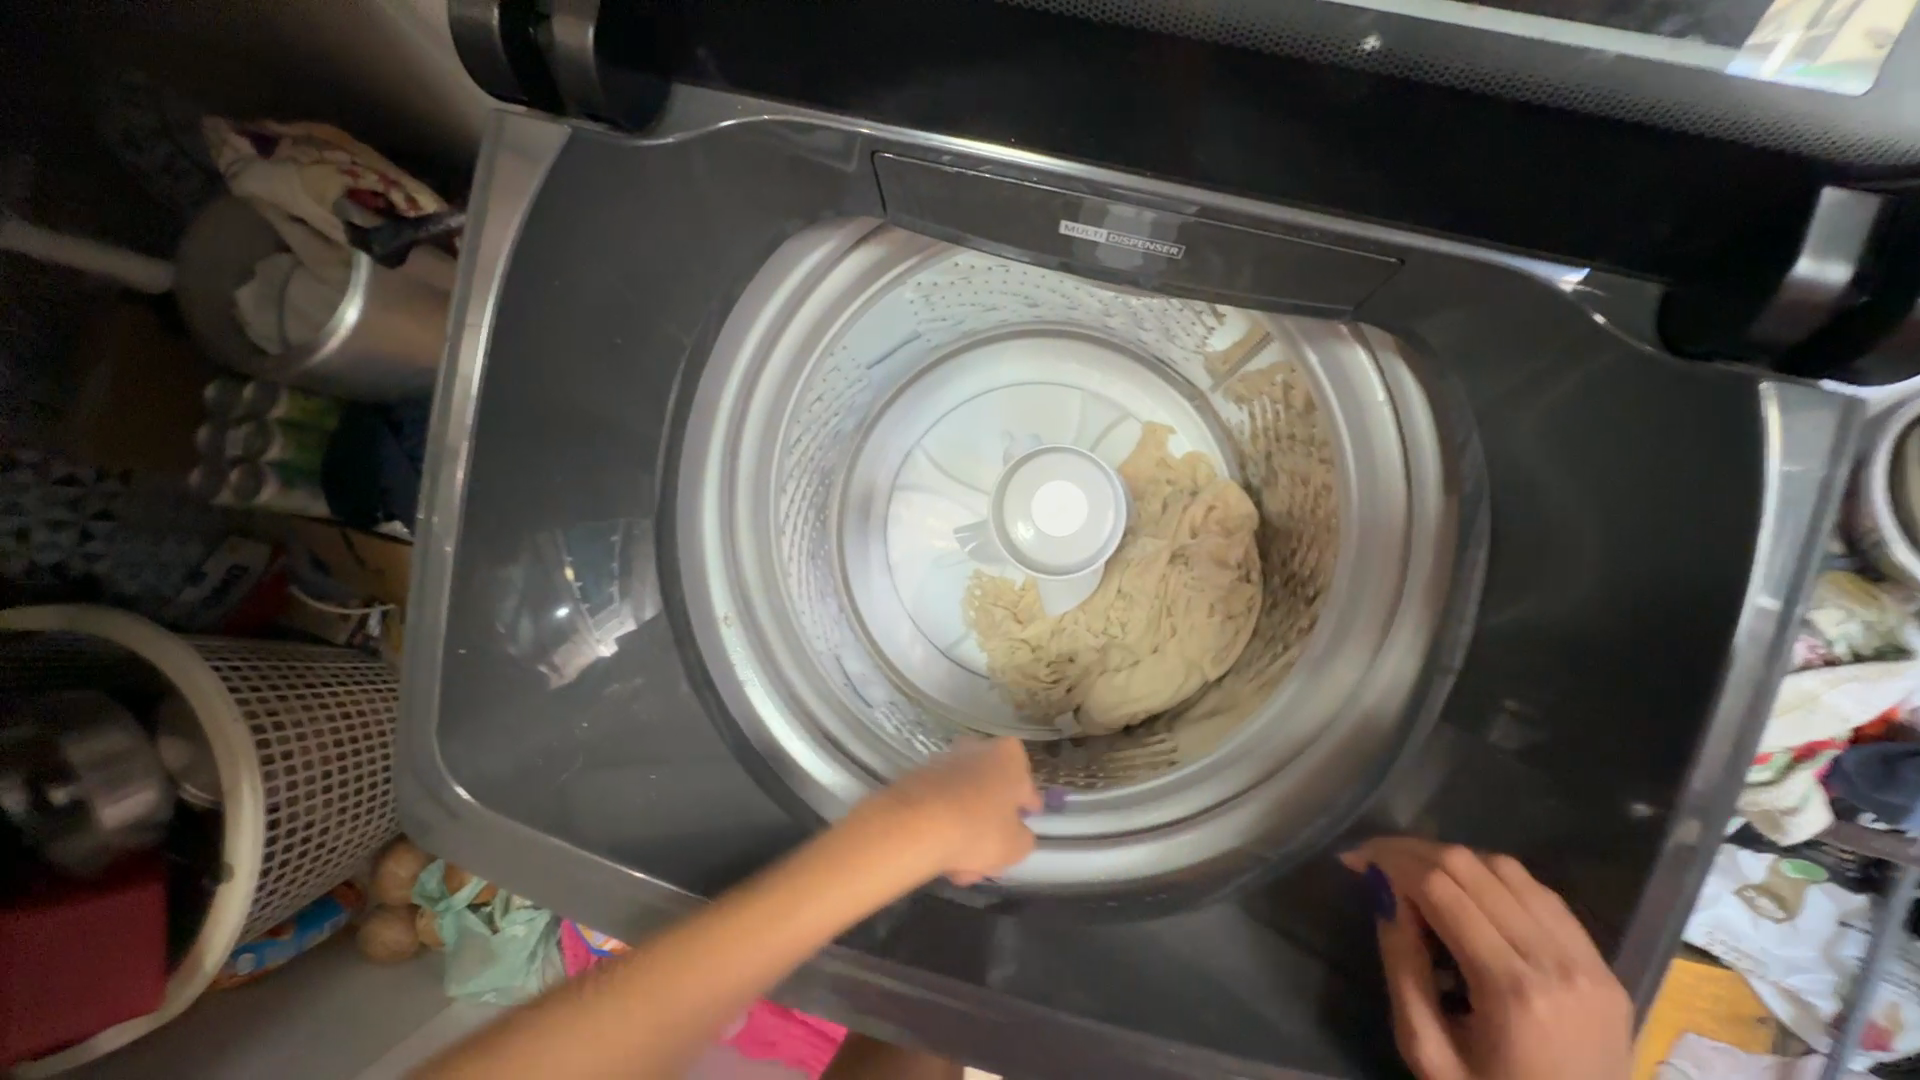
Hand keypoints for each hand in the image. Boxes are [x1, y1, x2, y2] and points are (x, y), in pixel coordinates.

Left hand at [859, 737, 1041, 885]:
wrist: (915, 825)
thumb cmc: (979, 829)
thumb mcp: (1017, 846)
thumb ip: (1022, 837)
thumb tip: (1015, 833)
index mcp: (1008, 756)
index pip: (1026, 785)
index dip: (1026, 807)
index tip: (1024, 822)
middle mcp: (976, 749)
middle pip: (990, 791)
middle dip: (990, 822)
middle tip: (991, 853)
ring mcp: (943, 762)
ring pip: (963, 803)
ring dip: (964, 831)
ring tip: (961, 868)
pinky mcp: (916, 779)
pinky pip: (939, 807)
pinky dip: (942, 829)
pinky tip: (940, 859)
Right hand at [1342, 839, 1631, 1079]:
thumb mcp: (1427, 1050)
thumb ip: (1403, 967)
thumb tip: (1384, 892)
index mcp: (1512, 990)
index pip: (1442, 888)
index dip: (1391, 862)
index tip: (1355, 860)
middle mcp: (1557, 962)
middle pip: (1474, 868)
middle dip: (1414, 852)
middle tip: (1375, 859)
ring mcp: (1589, 962)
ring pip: (1510, 870)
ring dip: (1455, 860)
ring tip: (1417, 875)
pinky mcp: (1604, 967)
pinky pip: (1543, 896)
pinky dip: (1496, 880)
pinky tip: (1468, 893)